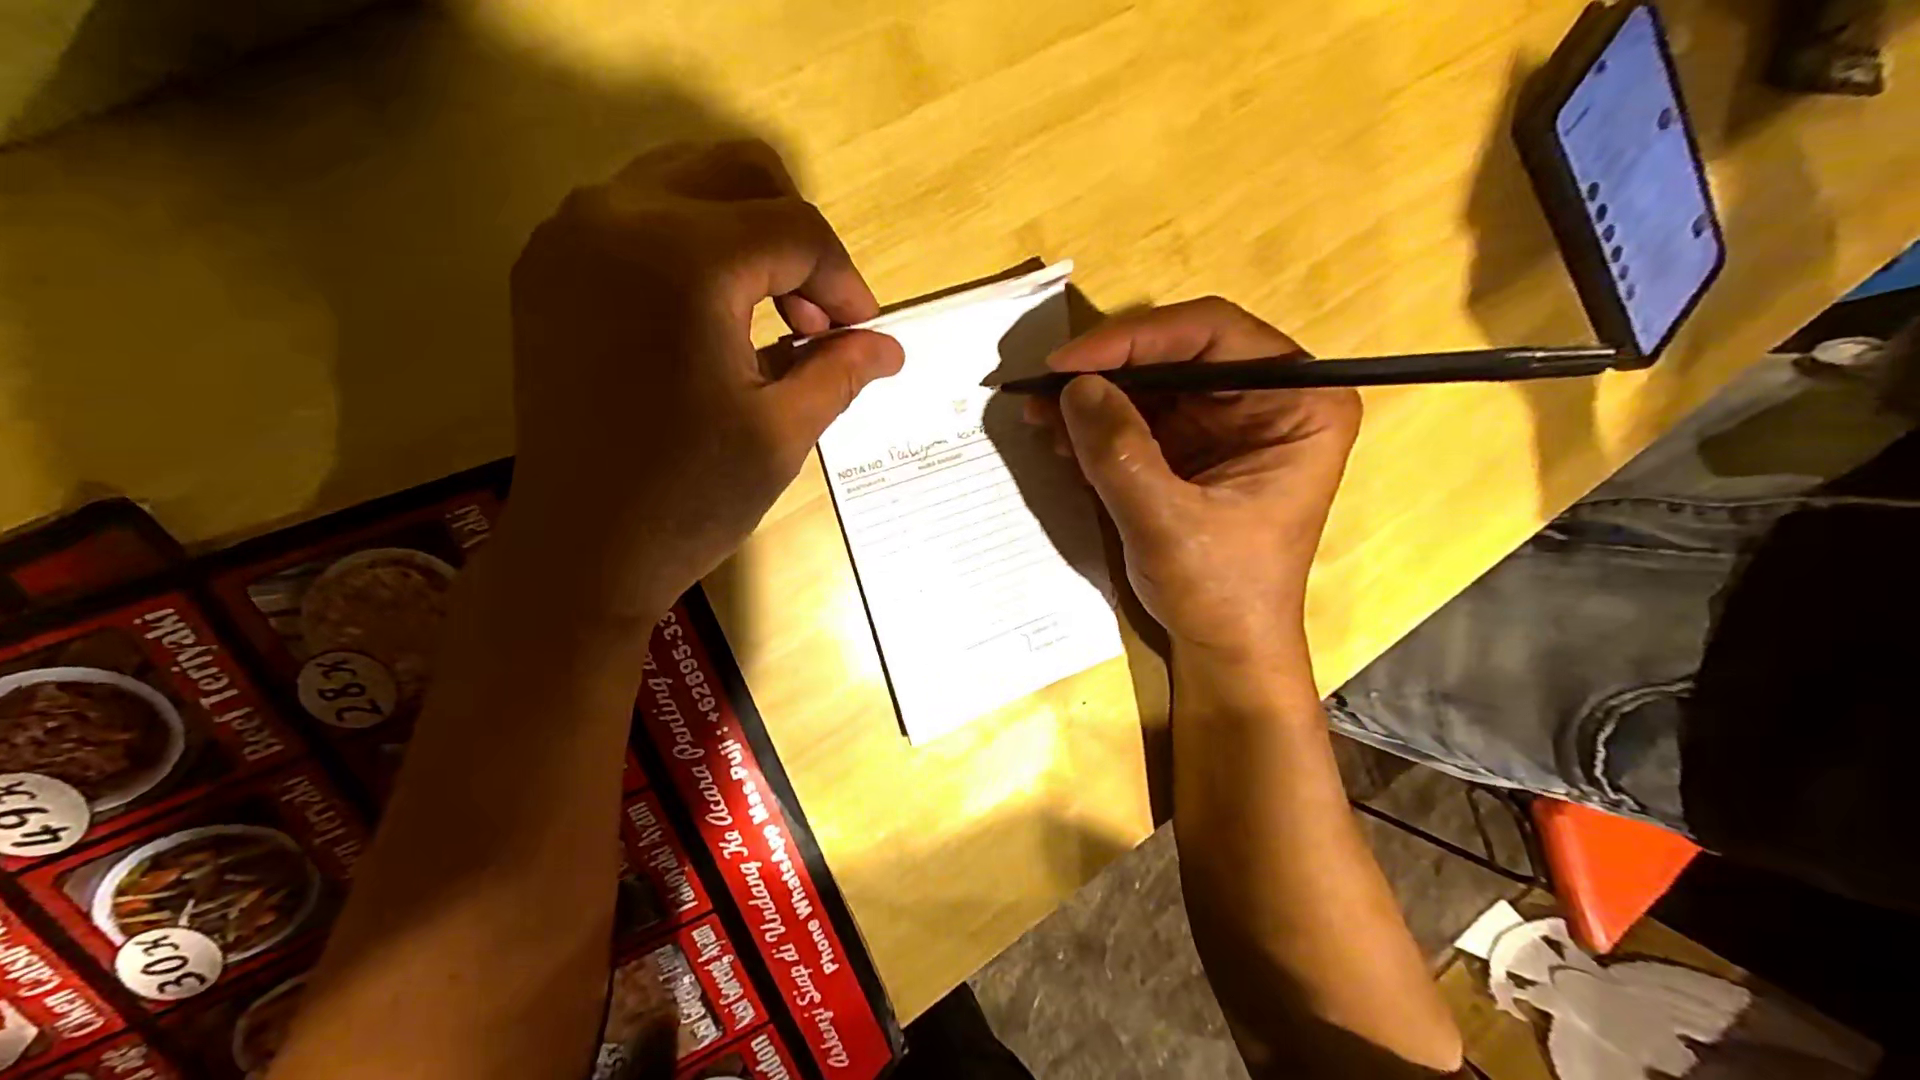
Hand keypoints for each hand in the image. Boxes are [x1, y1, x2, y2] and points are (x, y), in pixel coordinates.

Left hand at [503, 140, 901, 621]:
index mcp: (682, 260)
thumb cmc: (691, 497)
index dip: (845, 282)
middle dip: (799, 240)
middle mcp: (616, 219)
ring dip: (748, 235)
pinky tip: (711, 317)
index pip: (796, 230)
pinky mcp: (549, 268)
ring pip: (686, 182)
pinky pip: (639, 217)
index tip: (864, 335)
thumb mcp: (785, 431)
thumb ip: (842, 369)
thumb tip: (889, 346)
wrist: (581, 550)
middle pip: (740, 173)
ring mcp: (570, 237)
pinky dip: (693, 246)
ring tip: (769, 317)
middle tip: (817, 319)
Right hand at [1024, 299, 1360, 664]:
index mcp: (1298, 405)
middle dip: (1107, 372)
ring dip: (1095, 398)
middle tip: (1042, 389)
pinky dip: (1098, 425)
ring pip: (1152, 384)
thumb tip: (1072, 386)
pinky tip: (1061, 437)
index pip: (1214, 335)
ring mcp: (1228, 424)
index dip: (1135, 339)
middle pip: (1178, 354)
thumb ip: (1118, 451)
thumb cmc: (1219, 592)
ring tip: (1040, 416)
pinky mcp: (1193, 449)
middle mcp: (1268, 400)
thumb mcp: (1165, 521)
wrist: (1223, 649)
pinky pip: (1140, 418)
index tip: (1067, 363)